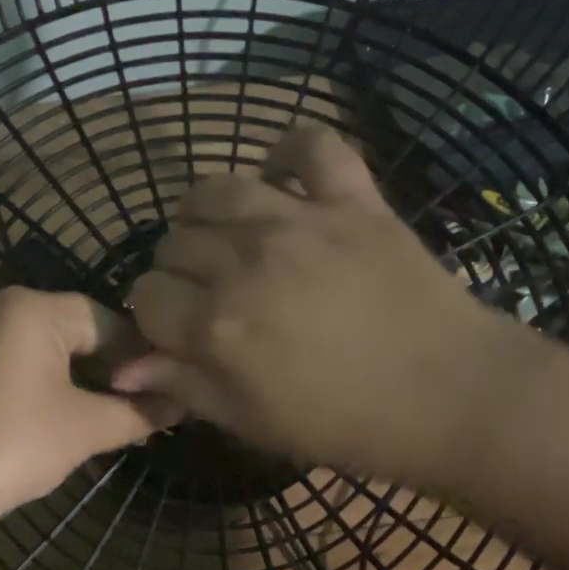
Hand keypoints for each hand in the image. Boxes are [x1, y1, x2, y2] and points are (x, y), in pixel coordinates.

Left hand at [0, 288, 180, 513]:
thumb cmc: (17, 446)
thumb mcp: (87, 428)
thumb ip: (139, 412)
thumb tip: (182, 404)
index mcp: (32, 307)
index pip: (106, 319)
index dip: (141, 356)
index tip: (164, 391)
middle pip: (74, 329)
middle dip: (110, 369)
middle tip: (138, 408)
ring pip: (44, 348)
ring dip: (79, 379)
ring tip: (106, 418)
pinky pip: (15, 362)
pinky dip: (44, 384)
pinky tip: (60, 418)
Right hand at [118, 125, 534, 485]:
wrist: (444, 395)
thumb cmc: (340, 423)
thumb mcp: (249, 421)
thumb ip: (184, 385)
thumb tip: (124, 365)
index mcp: (216, 324)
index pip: (145, 296)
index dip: (150, 317)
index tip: (172, 332)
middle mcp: (245, 261)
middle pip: (174, 243)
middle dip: (175, 272)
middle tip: (203, 295)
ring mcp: (300, 221)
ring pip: (217, 189)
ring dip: (204, 214)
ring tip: (222, 239)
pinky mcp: (352, 198)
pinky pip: (310, 145)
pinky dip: (288, 151)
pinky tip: (280, 174)